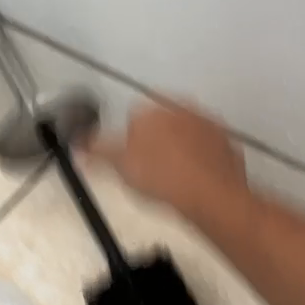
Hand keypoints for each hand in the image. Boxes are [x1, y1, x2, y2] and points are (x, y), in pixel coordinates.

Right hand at [85, 101, 249, 220]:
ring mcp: (209, 123)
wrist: (211, 196)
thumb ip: (97, 151)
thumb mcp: (120, 167)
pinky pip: (209, 147)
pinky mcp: (228, 142)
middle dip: (157, 140)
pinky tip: (197, 180)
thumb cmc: (160, 180)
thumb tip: (77, 144)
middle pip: (162, 122)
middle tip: (153, 171)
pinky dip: (203, 158)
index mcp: (151, 109)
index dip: (130, 142)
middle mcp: (181, 107)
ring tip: (176, 178)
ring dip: (181, 148)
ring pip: (187, 133)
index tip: (133, 164)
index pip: (133, 118)